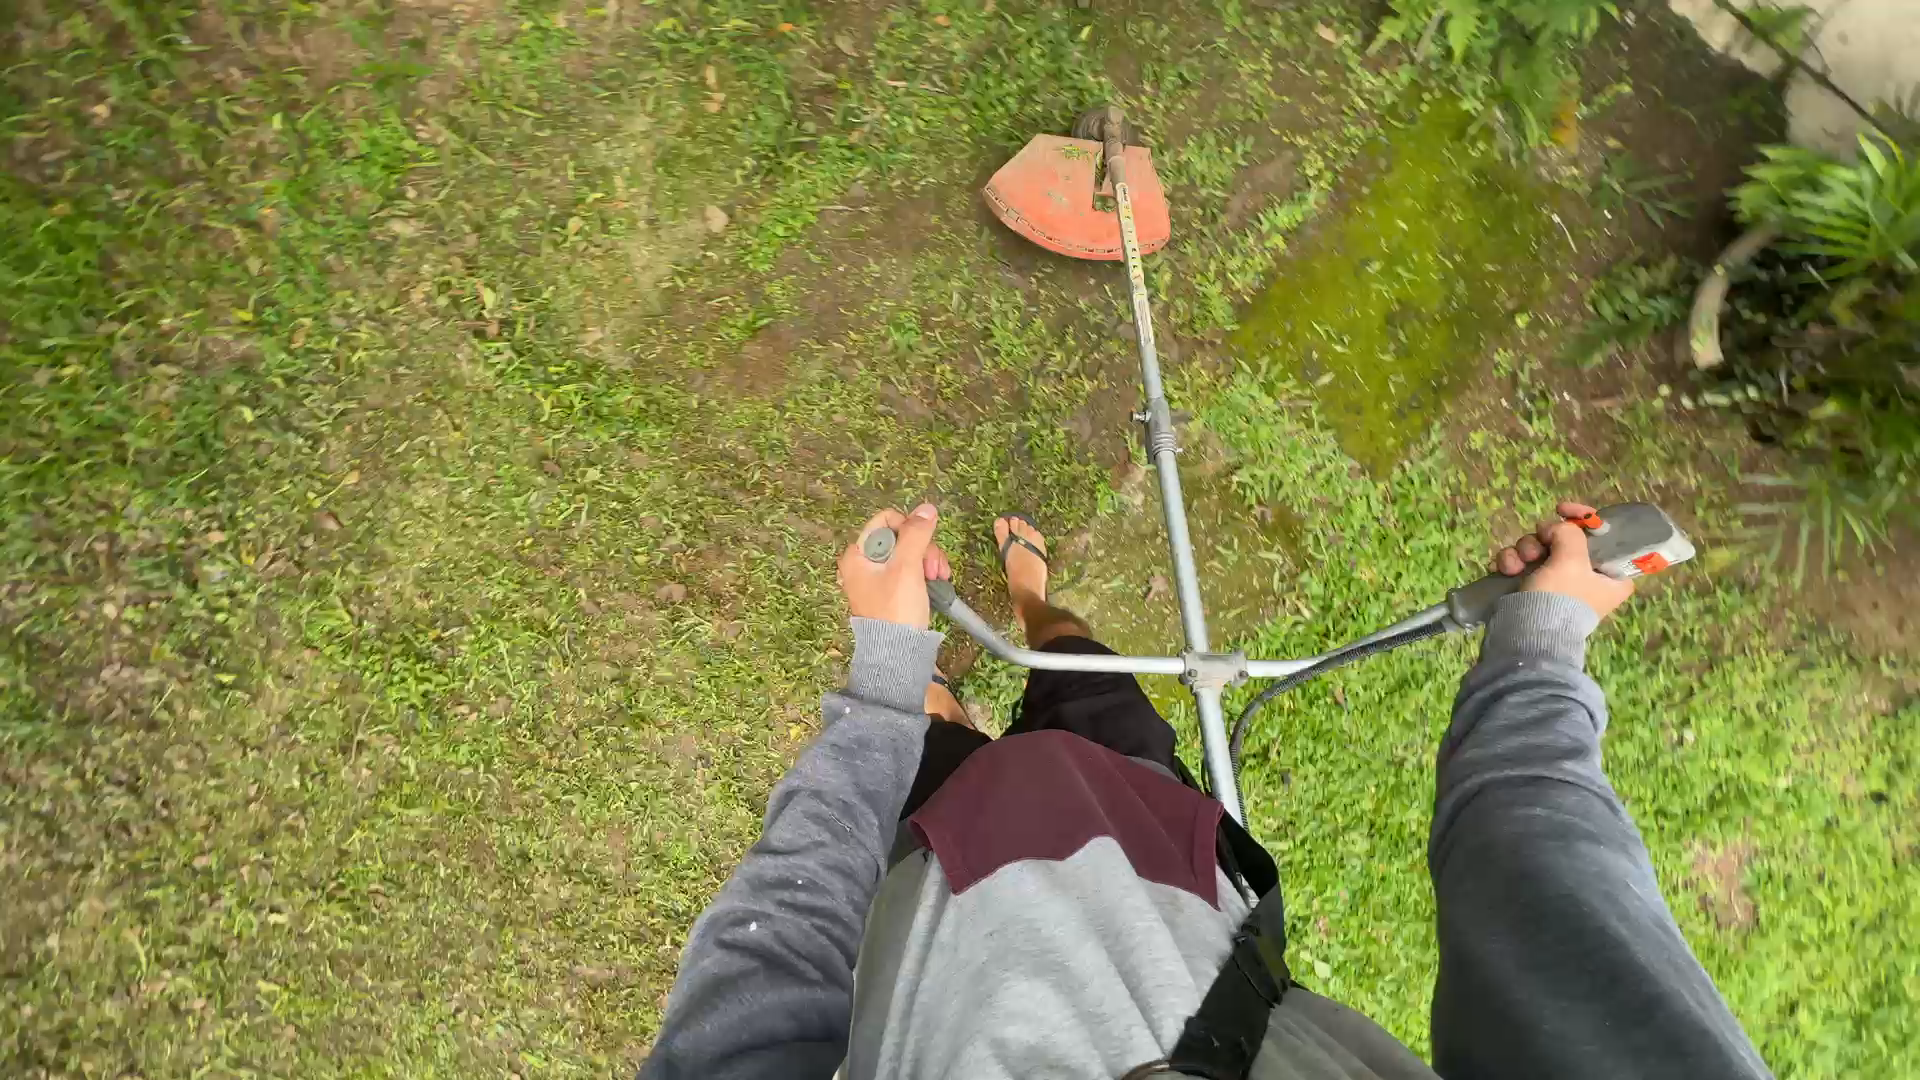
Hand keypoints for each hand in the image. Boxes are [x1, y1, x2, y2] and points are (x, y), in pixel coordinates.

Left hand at [837, 503, 950, 628]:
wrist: (898, 653)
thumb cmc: (897, 608)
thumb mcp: (907, 566)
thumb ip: (916, 534)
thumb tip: (927, 508)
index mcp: (857, 555)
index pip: (886, 520)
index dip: (909, 527)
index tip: (922, 545)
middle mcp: (863, 564)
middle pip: (900, 536)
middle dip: (923, 548)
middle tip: (934, 569)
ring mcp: (876, 578)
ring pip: (909, 553)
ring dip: (928, 560)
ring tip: (939, 578)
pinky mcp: (890, 591)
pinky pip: (910, 569)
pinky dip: (924, 572)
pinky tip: (936, 582)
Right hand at [1493, 500, 1634, 620]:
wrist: (1526, 634)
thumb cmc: (1559, 599)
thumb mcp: (1571, 562)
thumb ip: (1569, 534)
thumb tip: (1555, 526)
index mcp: (1610, 574)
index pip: (1604, 536)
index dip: (1583, 518)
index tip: (1561, 509)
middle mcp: (1585, 577)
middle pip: (1563, 540)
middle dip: (1542, 540)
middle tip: (1536, 551)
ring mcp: (1555, 582)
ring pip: (1537, 549)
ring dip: (1521, 551)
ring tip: (1515, 565)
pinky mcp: (1529, 587)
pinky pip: (1519, 562)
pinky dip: (1510, 562)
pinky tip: (1504, 570)